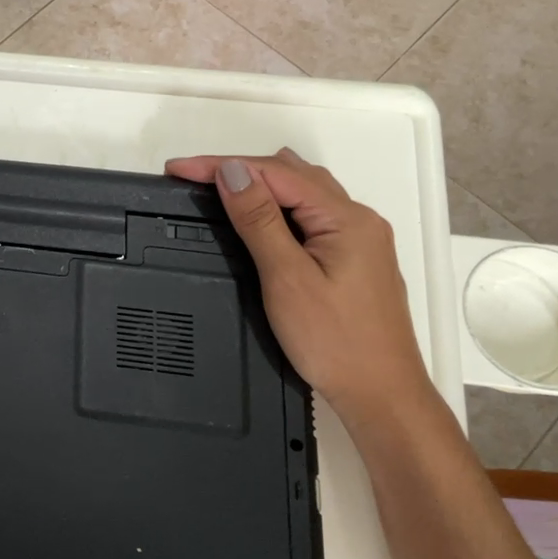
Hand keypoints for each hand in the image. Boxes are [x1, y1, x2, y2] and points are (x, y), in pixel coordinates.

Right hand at [164, 149, 434, 426]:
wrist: (380, 392)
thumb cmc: (334, 340)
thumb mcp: (286, 277)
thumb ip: (259, 220)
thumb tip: (233, 173)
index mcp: (346, 219)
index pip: (275, 173)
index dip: (222, 165)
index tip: (177, 170)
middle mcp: (358, 220)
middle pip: (292, 174)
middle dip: (239, 169)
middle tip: (190, 178)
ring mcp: (359, 239)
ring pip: (304, 192)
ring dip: (260, 184)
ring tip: (216, 189)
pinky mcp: (352, 258)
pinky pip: (310, 213)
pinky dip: (277, 205)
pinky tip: (257, 216)